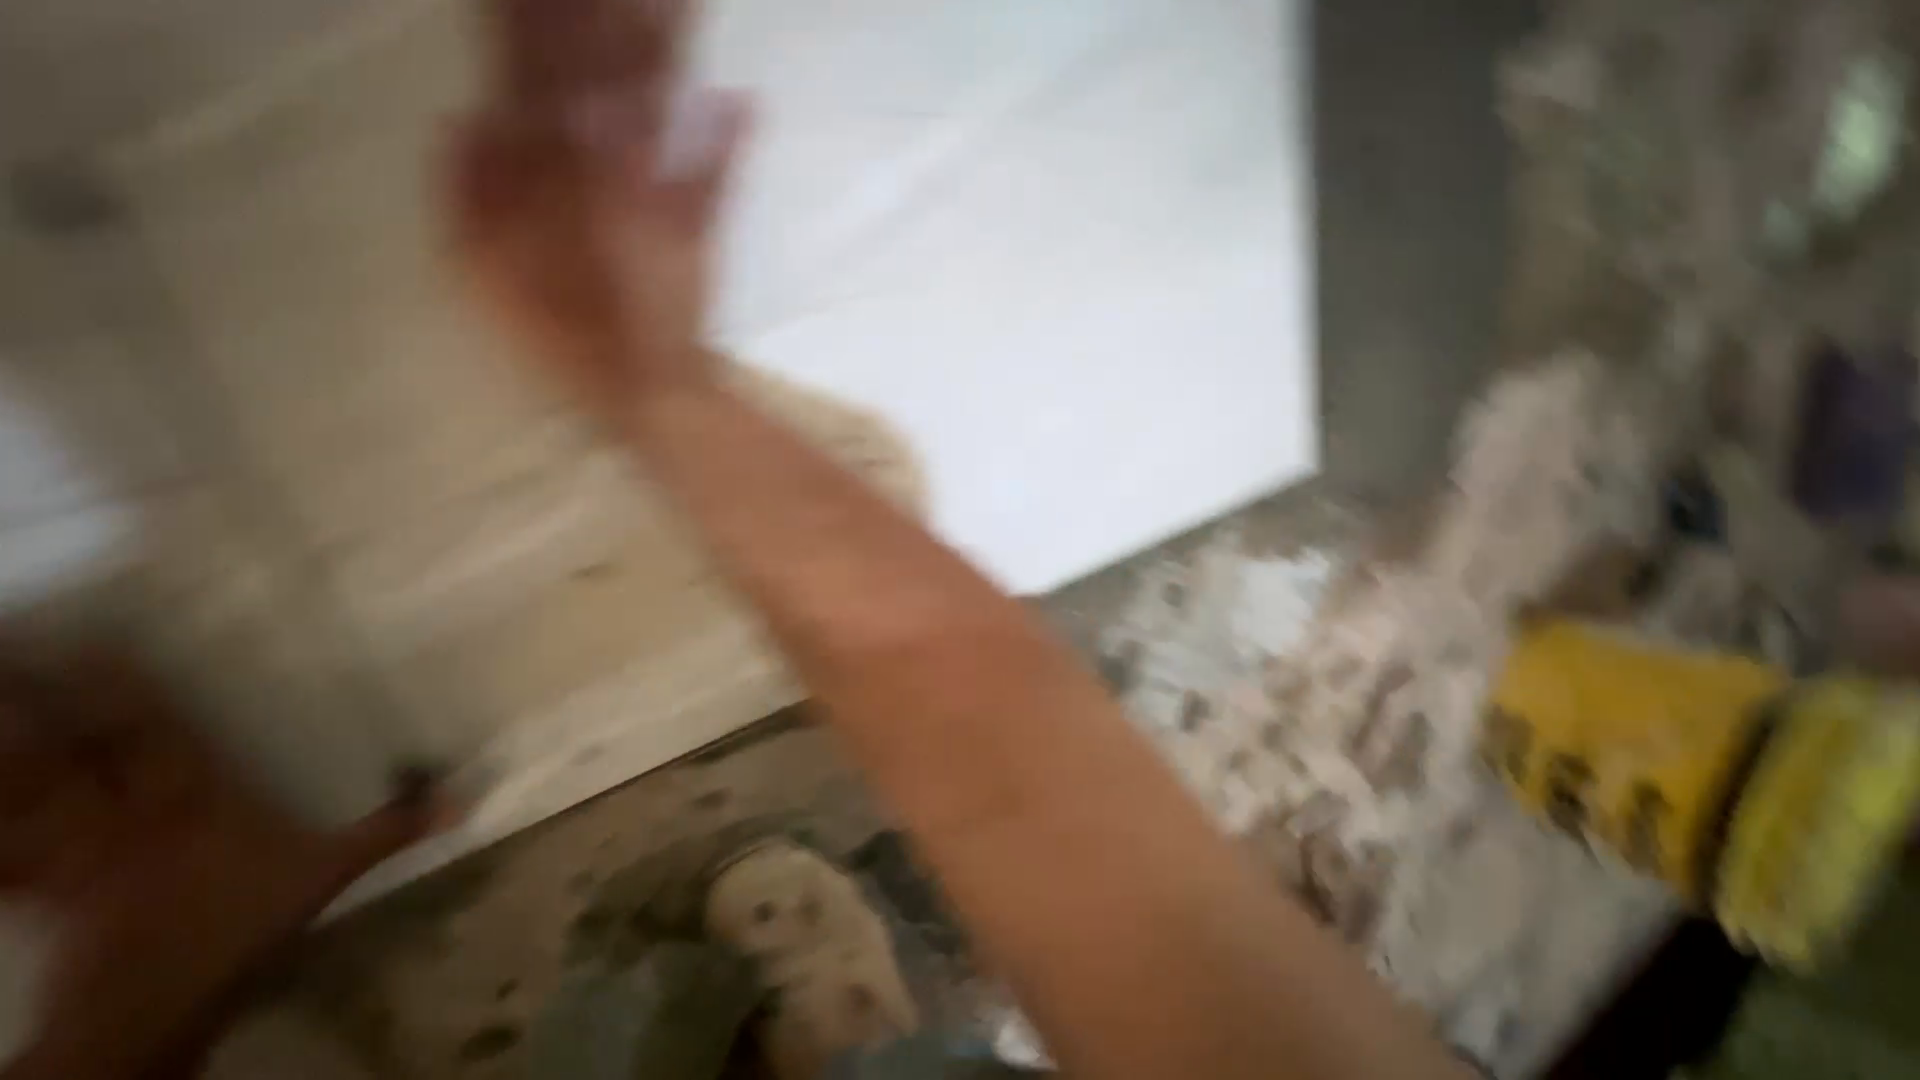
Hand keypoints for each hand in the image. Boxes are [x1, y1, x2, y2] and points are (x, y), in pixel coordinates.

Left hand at [1, 645, 452, 1078]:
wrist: (162, 1002)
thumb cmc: (247, 921)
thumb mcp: (331, 872)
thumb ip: (393, 827)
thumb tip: (466, 794)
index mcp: (198, 796)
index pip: (155, 730)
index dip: (119, 685)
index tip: (91, 637)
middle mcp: (128, 811)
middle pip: (69, 748)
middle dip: (35, 700)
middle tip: (12, 648)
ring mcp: (77, 847)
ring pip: (22, 787)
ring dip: (3, 749)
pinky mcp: (43, 883)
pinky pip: (4, 848)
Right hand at [447, 0, 751, 424]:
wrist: (639, 381)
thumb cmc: (553, 330)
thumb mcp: (480, 267)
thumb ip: (470, 188)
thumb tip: (470, 117)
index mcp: (541, 166)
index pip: (528, 64)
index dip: (532, 13)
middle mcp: (601, 161)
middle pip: (596, 62)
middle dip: (596, 8)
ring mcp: (657, 188)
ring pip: (656, 100)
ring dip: (665, 42)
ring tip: (680, 2)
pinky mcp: (698, 222)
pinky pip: (718, 173)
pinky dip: (731, 137)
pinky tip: (745, 97)